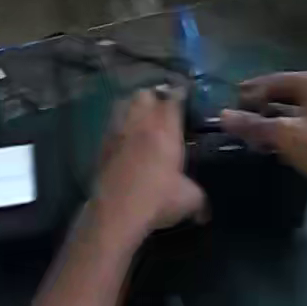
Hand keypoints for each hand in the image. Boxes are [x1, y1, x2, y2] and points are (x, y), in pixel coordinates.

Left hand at [91, 91, 204, 243]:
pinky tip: (127, 135)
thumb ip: (199, 197)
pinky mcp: (102, 141)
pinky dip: (121, 121)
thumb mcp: (189, 199)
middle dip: (155, 97)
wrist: (117, 210)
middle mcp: (140, 122)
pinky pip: (112, 120)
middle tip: (164, 109)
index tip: (185, 96)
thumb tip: (204, 212)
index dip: (179, 94)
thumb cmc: (157, 199)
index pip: (173, 99)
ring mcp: (118, 128)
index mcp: (165, 129)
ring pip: (125, 102)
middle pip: (146, 93)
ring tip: (143, 118)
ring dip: (135, 105)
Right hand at [218, 71, 306, 192]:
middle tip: (239, 123)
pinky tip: (271, 144)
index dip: (248, 95)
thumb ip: (251, 124)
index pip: (271, 81)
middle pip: (280, 94)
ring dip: (270, 121)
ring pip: (291, 110)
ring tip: (251, 136)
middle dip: (259, 109)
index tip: (230, 112)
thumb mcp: (284, 135)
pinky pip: (302, 122)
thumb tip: (221, 116)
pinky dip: (286, 130)